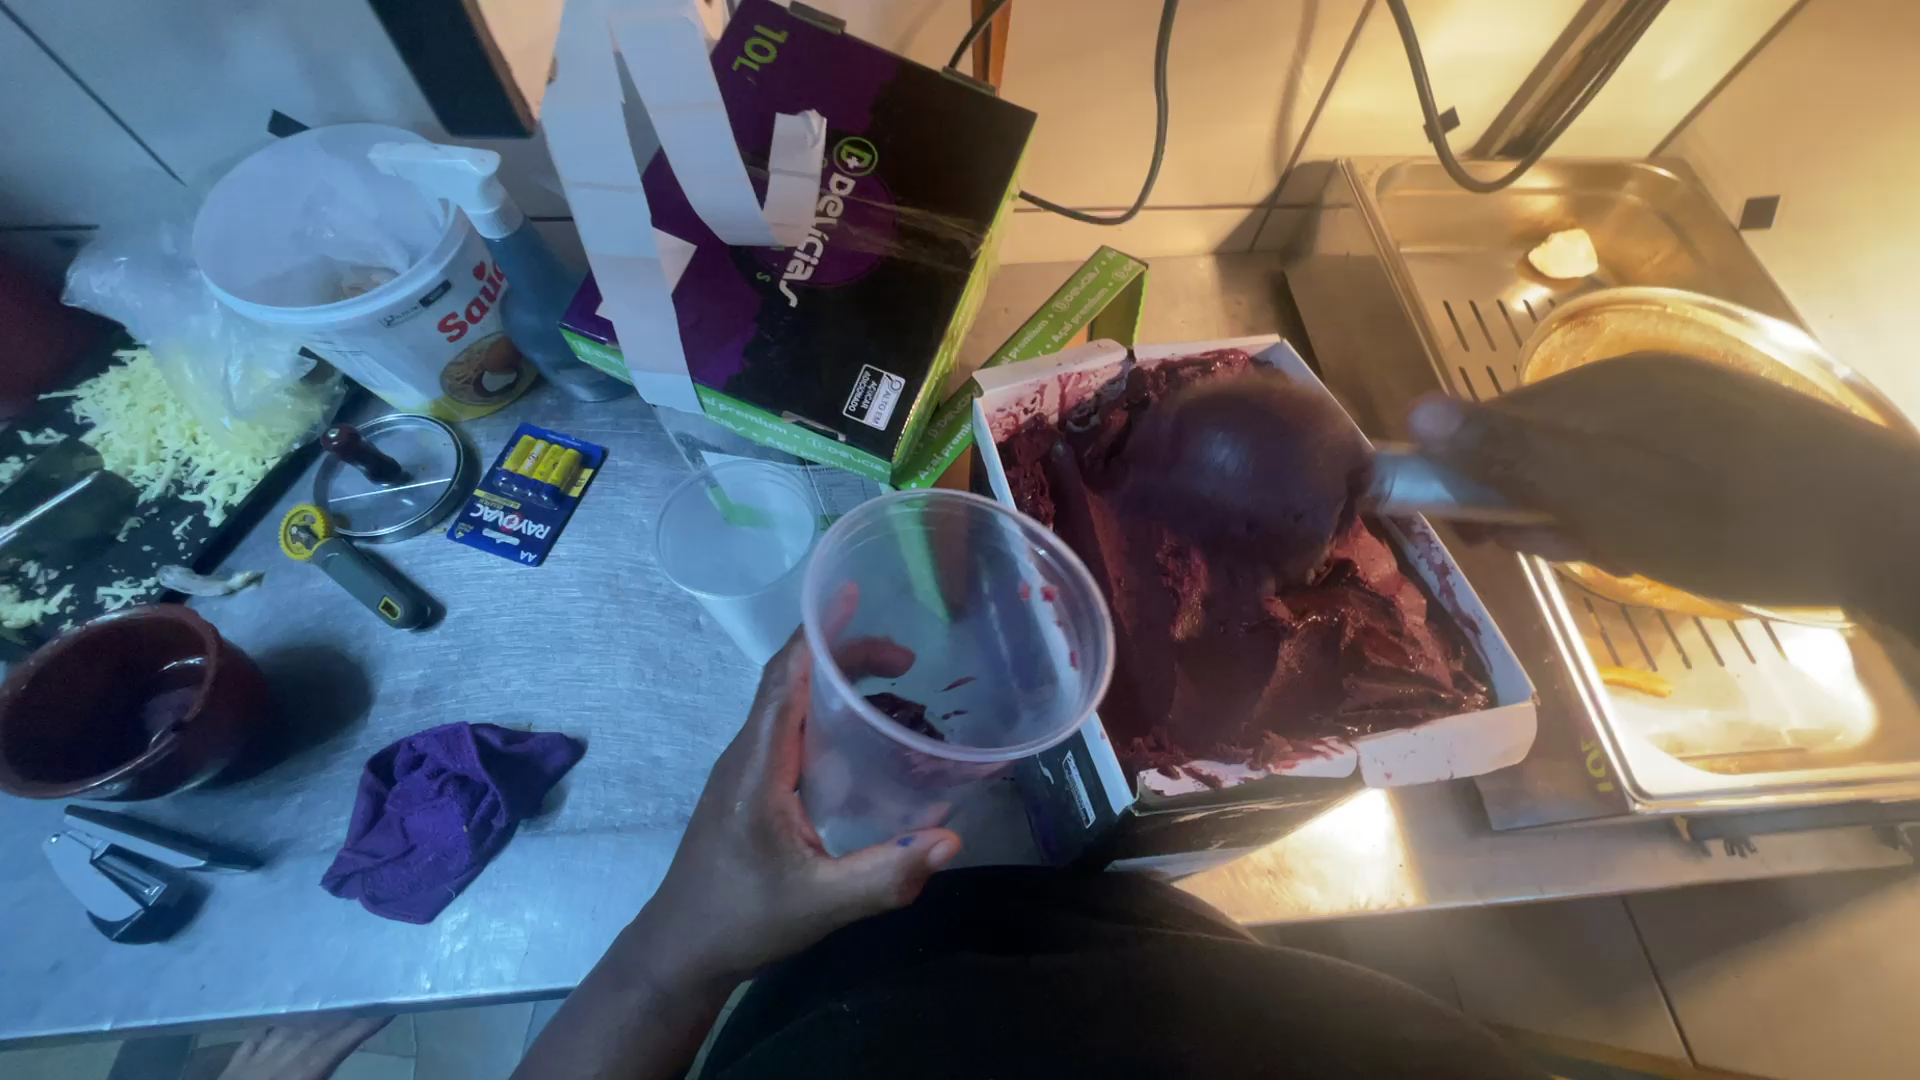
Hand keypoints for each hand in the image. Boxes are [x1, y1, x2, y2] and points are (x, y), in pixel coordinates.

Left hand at [516, 625, 961, 1079]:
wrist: (679, 952)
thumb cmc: (741, 921)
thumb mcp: (819, 905)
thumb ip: (884, 876)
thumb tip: (952, 840)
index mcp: (758, 765)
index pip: (783, 678)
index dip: (817, 633)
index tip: (854, 597)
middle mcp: (748, 751)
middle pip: (790, 678)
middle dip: (845, 653)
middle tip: (907, 659)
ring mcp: (747, 765)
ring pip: (789, 698)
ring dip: (835, 677)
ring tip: (894, 678)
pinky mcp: (753, 781)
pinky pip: (791, 723)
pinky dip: (827, 706)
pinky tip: (861, 728)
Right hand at [1405, 352, 1919, 619]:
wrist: (1905, 536)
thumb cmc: (1727, 521)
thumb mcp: (1595, 493)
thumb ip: (1502, 451)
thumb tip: (1413, 408)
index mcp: (1599, 389)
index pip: (1490, 424)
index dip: (1466, 477)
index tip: (1474, 532)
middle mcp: (1636, 384)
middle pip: (1536, 442)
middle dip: (1522, 499)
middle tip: (1544, 549)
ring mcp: (1686, 406)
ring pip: (1586, 460)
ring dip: (1570, 510)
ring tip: (1602, 551)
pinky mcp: (1725, 435)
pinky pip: (1637, 467)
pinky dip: (1621, 506)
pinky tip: (1641, 538)